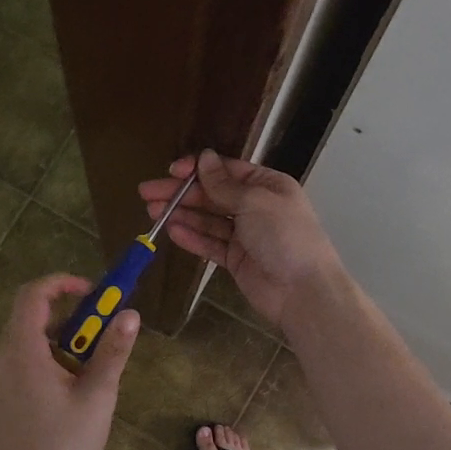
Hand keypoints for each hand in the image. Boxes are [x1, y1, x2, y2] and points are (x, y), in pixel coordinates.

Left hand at [0, 274, 140, 449]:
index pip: (33, 294)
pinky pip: (24, 361)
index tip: (97, 292)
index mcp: (21, 353)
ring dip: (62, 339)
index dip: (63, 283)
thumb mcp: (97, 397)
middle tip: (104, 332)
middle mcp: (2, 359)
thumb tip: (130, 313)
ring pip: (29, 340)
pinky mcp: (1, 397)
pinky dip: (50, 358)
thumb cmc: (64, 447)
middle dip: (71, 314)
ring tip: (93, 367)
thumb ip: (113, 351)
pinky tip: (73, 388)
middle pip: (31, 316)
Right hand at [139, 150, 343, 327]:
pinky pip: (210, 244)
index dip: (198, 169)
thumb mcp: (254, 202)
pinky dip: (192, 237)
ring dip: (182, 214)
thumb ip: (224, 184)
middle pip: (213, 195)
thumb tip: (203, 158)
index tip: (171, 170)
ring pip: (208, 220)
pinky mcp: (236, 260)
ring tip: (152, 212)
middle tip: (147, 193)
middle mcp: (256, 207)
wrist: (303, 291)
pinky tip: (171, 231)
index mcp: (268, 185)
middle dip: (181, 193)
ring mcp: (246, 235)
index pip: (227, 170)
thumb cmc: (284, 236)